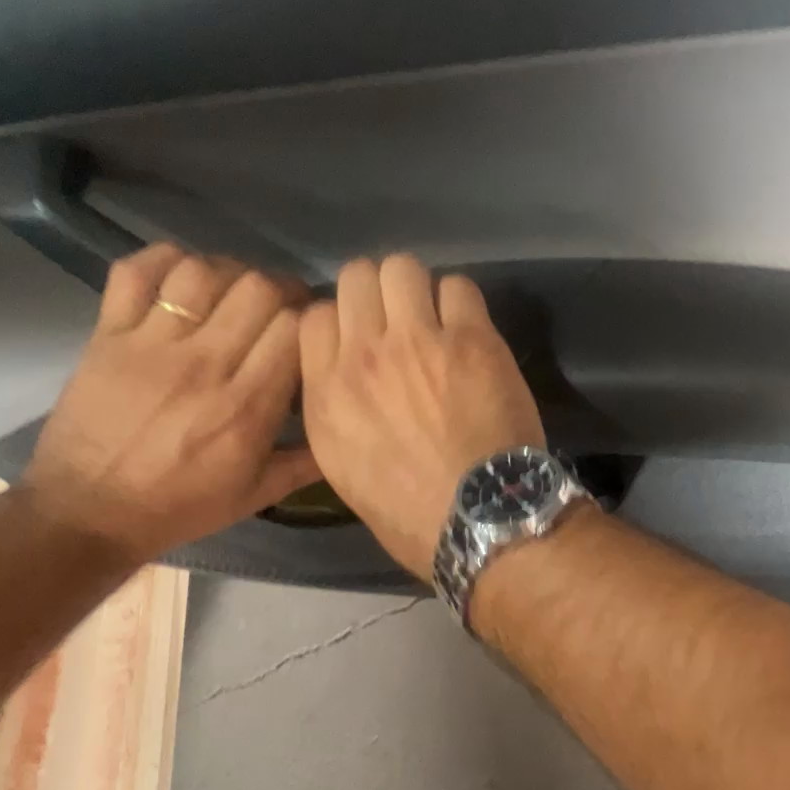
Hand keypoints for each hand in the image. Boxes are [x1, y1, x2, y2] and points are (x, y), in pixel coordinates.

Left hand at [21, 244, 321, 560]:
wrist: (86, 513)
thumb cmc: (180, 506)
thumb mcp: (258, 494)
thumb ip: (309, 459)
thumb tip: (351, 424)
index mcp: (246, 408)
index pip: (296, 330)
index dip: (313, 320)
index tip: (313, 331)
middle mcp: (204, 367)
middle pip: (258, 289)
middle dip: (281, 290)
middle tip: (281, 307)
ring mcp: (151, 346)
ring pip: (203, 272)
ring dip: (229, 273)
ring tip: (233, 292)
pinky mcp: (107, 335)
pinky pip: (135, 273)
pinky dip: (163, 261)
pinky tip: (183, 276)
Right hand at [298, 254, 544, 578]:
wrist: (478, 521)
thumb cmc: (410, 513)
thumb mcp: (343, 467)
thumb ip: (337, 409)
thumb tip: (349, 378)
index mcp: (325, 394)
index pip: (311, 317)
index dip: (339, 320)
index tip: (362, 338)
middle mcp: (363, 356)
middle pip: (355, 278)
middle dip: (376, 293)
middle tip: (401, 320)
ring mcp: (418, 342)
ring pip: (402, 268)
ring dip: (417, 288)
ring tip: (435, 319)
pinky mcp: (471, 339)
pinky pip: (458, 286)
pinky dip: (460, 302)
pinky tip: (468, 332)